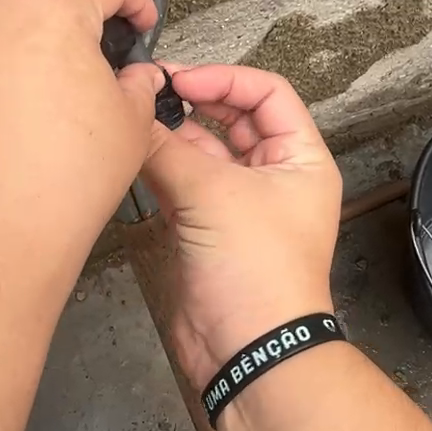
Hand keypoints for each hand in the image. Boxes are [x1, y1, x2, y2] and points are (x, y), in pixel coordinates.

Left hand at [0, 0, 166, 266]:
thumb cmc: (60, 184)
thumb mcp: (128, 130)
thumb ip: (136, 88)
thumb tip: (133, 77)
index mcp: (50, 10)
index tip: (141, 24)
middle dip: (75, 18)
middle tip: (94, 64)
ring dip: (28, 41)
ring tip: (46, 95)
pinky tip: (3, 119)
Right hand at [139, 65, 343, 385]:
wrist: (247, 352)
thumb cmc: (254, 266)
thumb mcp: (215, 195)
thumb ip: (168, 148)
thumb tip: (130, 110)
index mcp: (300, 157)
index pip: (268, 93)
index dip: (225, 78)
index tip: (179, 78)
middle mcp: (274, 173)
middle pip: (235, 117)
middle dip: (194, 99)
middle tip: (147, 87)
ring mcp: (241, 200)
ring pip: (206, 149)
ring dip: (174, 132)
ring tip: (134, 113)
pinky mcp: (209, 225)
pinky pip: (186, 180)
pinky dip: (162, 164)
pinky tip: (134, 148)